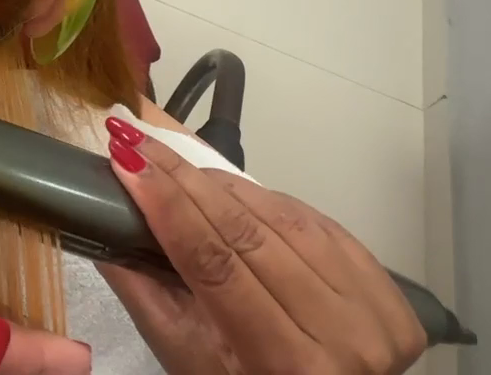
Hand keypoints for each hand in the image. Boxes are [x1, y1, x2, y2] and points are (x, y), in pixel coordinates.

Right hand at [97, 118, 426, 374]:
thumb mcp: (182, 355)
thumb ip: (141, 287)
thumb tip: (100, 217)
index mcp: (284, 363)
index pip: (214, 263)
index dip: (166, 203)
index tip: (123, 157)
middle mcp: (343, 338)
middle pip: (246, 232)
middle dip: (180, 176)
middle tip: (133, 138)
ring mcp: (374, 313)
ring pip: (280, 217)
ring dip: (217, 180)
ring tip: (171, 160)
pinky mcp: (390, 292)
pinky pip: (313, 222)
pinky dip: (264, 198)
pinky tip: (227, 188)